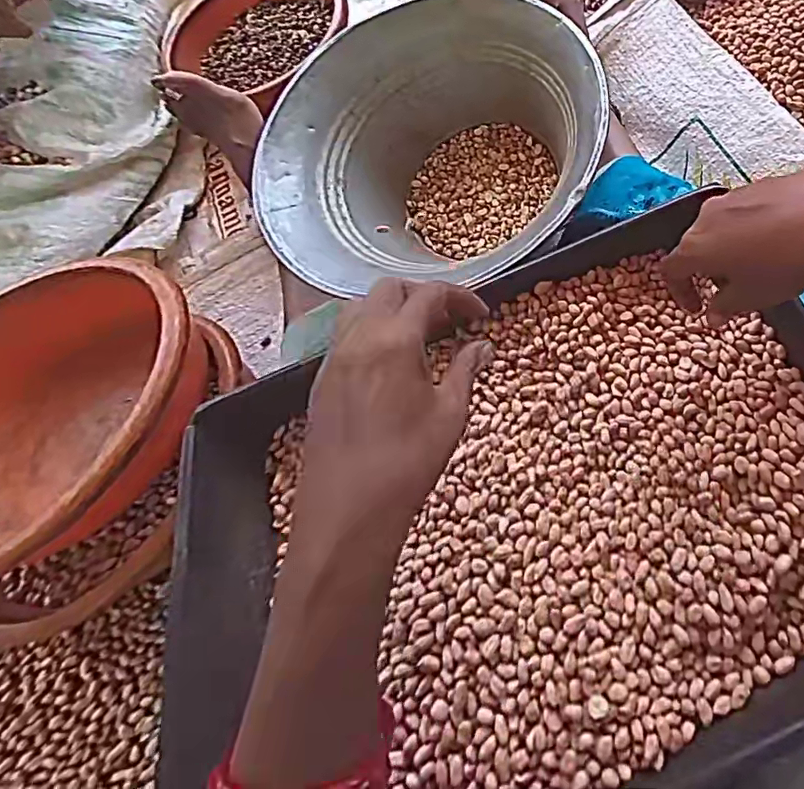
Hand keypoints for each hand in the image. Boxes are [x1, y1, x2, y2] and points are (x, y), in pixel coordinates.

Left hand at [294, 278, 494, 534]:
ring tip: (421, 336)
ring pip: (361, 308)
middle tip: (451, 320)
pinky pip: (345, 336)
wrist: (347, 513)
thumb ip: (466, 370)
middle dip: (424, 295)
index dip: (460, 297)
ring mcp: (333, 359)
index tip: (480, 314)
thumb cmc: (407, 463)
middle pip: (390, 290)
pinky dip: (372, 331)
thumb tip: (483, 346)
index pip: (429, 295)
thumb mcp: (450, 414)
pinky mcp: (320, 381)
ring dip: (394, 309)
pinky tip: (392, 362)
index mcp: (393, 341)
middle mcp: (357, 340)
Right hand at [663, 168, 803, 320]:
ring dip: (731, 248)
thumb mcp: (753, 296)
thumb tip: (715, 313)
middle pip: (696, 244)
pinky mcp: (762, 184)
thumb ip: (726, 306)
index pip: (671, 269)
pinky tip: (780, 242)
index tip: (696, 306)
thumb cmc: (786, 261)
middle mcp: (708, 215)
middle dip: (708, 269)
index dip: (681, 292)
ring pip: (721, 226)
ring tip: (759, 266)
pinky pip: (748, 211)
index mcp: (696, 246)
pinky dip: (754, 230)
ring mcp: (735, 196)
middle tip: (729, 289)